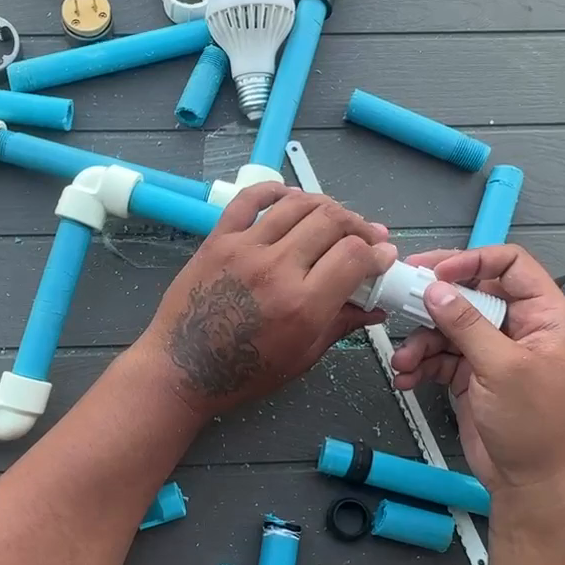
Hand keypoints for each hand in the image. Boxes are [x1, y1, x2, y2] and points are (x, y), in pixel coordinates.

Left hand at [135, 184, 395, 419]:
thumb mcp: (302, 357)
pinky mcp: (218, 239)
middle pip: (332, 222)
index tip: (383, 255)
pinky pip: (250, 199)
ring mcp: (245, 249)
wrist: (181, 369)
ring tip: (335, 217)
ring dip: (325, 206)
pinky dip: (275, 190)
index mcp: (303, 305)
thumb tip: (376, 307)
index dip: (377, 252)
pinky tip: (290, 197)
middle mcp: (277, 269)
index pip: (355, 256)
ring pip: (298, 205)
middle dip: (359, 226)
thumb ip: (341, 324)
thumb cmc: (242, 373)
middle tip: (365, 236)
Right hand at [388, 244, 564, 497]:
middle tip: (401, 300)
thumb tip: (437, 289)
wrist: (532, 484)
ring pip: (449, 326)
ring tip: (405, 362)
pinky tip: (407, 379)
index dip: (472, 261)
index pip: (510, 265)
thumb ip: (467, 324)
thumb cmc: (536, 426)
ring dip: (421, 341)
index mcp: (544, 315)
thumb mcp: (501, 368)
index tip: (436, 273)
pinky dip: (422, 365)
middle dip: (435, 303)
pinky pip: (440, 356)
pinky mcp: (472, 375)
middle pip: (471, 293)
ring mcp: (493, 351)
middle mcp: (518, 327)